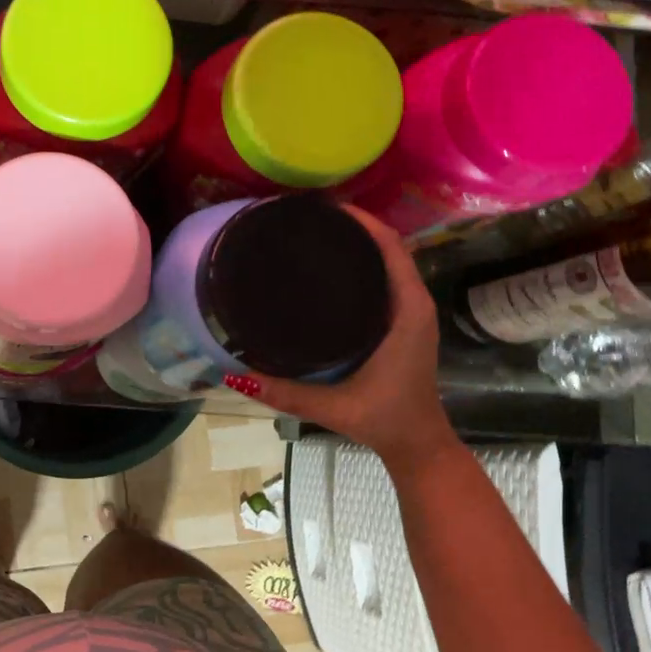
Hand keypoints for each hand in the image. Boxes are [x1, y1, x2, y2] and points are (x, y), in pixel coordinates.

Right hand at [226, 207, 455, 466]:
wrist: (417, 444)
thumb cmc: (384, 419)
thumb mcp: (332, 406)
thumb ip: (285, 392)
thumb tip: (233, 374)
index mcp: (407, 311)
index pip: (390, 247)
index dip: (362, 222)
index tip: (324, 207)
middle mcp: (413, 304)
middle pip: (387, 248)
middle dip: (353, 227)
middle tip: (308, 219)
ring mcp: (410, 313)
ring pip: (387, 263)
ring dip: (358, 245)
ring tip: (315, 236)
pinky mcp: (402, 323)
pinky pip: (385, 280)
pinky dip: (362, 266)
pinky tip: (330, 271)